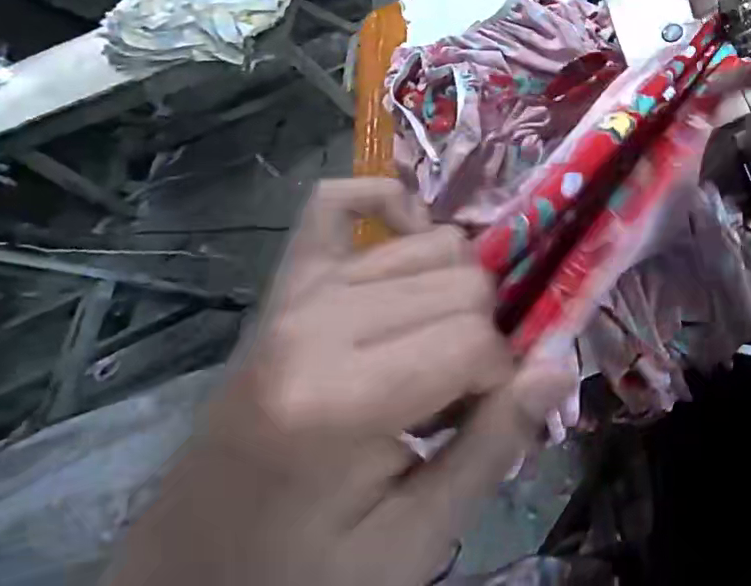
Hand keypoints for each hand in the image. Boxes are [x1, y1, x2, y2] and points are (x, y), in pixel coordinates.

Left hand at [109, 179, 574, 585]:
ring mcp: (296, 294)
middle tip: (455, 398)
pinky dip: (389, 202)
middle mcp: (314, 324)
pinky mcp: (284, 285)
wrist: (190, 577)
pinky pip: (338, 201)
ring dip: (457, 292)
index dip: (499, 384)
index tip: (478, 425)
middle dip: (482, 338)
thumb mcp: (412, 540)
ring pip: (436, 245)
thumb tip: (561, 363)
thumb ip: (493, 445)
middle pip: (464, 283)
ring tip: (432, 351)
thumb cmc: (306, 571)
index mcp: (336, 399)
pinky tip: (414, 239)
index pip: (475, 340)